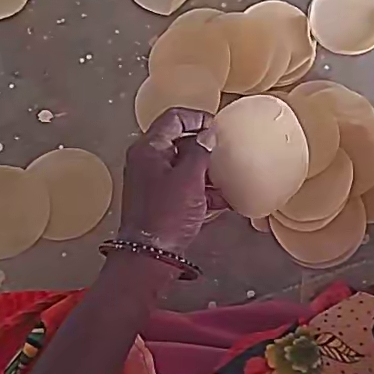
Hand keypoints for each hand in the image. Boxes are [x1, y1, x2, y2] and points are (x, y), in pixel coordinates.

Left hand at [117, 107, 213, 255]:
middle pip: (179, 140)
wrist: (151, 255)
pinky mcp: (159, 198)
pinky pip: (182, 184)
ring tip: (226, 178)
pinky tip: (221, 199)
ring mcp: (151, 179)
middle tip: (225, 152)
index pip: (174, 118)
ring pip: (183, 164)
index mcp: (148, 148)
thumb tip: (208, 134)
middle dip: (204, 147)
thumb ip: (200, 151)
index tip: (217, 128)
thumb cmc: (167, 214)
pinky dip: (200, 188)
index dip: (198, 118)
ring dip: (205, 170)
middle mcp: (146, 160)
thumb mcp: (189, 179)